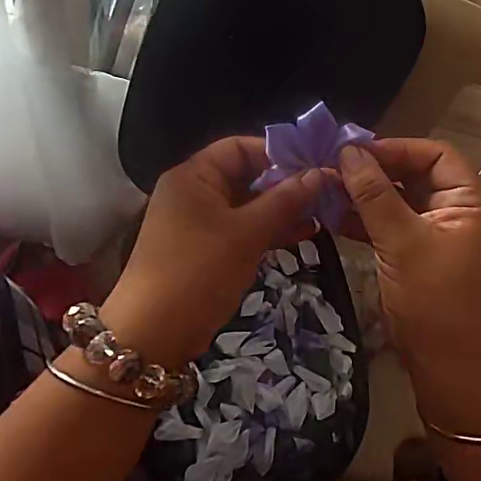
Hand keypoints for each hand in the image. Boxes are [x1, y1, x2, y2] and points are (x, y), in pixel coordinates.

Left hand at [104, 137, 322, 368]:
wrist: (153, 333)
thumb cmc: (199, 271)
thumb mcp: (246, 233)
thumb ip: (285, 201)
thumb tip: (321, 173)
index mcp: (194, 176)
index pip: (239, 147)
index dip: (277, 153)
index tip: (314, 164)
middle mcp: (193, 192)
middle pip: (245, 176)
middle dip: (285, 184)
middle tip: (327, 191)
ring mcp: (199, 223)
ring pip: (247, 206)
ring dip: (282, 209)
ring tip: (323, 214)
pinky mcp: (206, 250)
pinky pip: (242, 230)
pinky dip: (268, 231)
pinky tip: (303, 235)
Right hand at [337, 140, 480, 434]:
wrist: (445, 365)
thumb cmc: (432, 299)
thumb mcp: (400, 241)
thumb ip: (372, 193)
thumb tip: (347, 151)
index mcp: (469, 200)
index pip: (434, 154)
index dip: (394, 148)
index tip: (353, 151)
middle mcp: (457, 209)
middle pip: (412, 174)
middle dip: (372, 171)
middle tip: (331, 168)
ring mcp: (436, 232)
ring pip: (397, 198)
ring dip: (363, 194)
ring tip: (325, 189)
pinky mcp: (416, 251)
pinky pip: (389, 222)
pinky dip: (364, 218)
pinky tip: (332, 215)